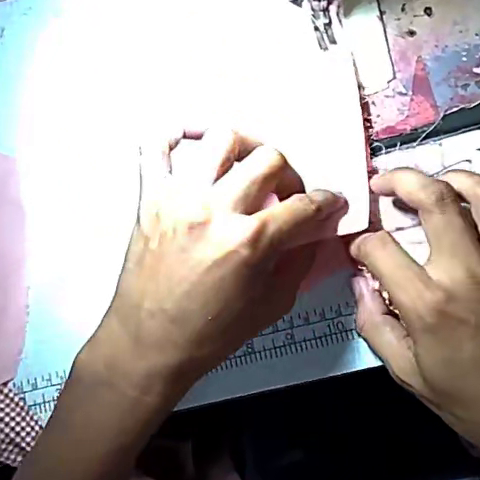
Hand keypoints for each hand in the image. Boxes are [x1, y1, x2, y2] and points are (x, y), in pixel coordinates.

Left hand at [81, 129, 346, 408]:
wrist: (149, 344)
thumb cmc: (210, 333)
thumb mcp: (273, 304)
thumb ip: (299, 260)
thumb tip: (314, 230)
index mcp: (249, 241)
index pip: (304, 204)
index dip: (327, 201)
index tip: (330, 202)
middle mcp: (215, 211)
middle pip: (269, 159)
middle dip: (290, 174)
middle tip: (286, 193)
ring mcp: (179, 199)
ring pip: (222, 139)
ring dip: (246, 148)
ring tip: (248, 168)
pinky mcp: (150, 198)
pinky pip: (157, 147)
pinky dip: (177, 136)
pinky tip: (196, 145)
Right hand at [348, 169, 479, 479]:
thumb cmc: (479, 405)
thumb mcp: (413, 379)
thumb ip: (378, 328)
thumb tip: (362, 287)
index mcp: (430, 305)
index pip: (381, 248)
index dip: (361, 244)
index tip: (362, 251)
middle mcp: (468, 272)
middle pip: (434, 198)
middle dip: (401, 179)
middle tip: (385, 183)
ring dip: (456, 176)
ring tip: (438, 182)